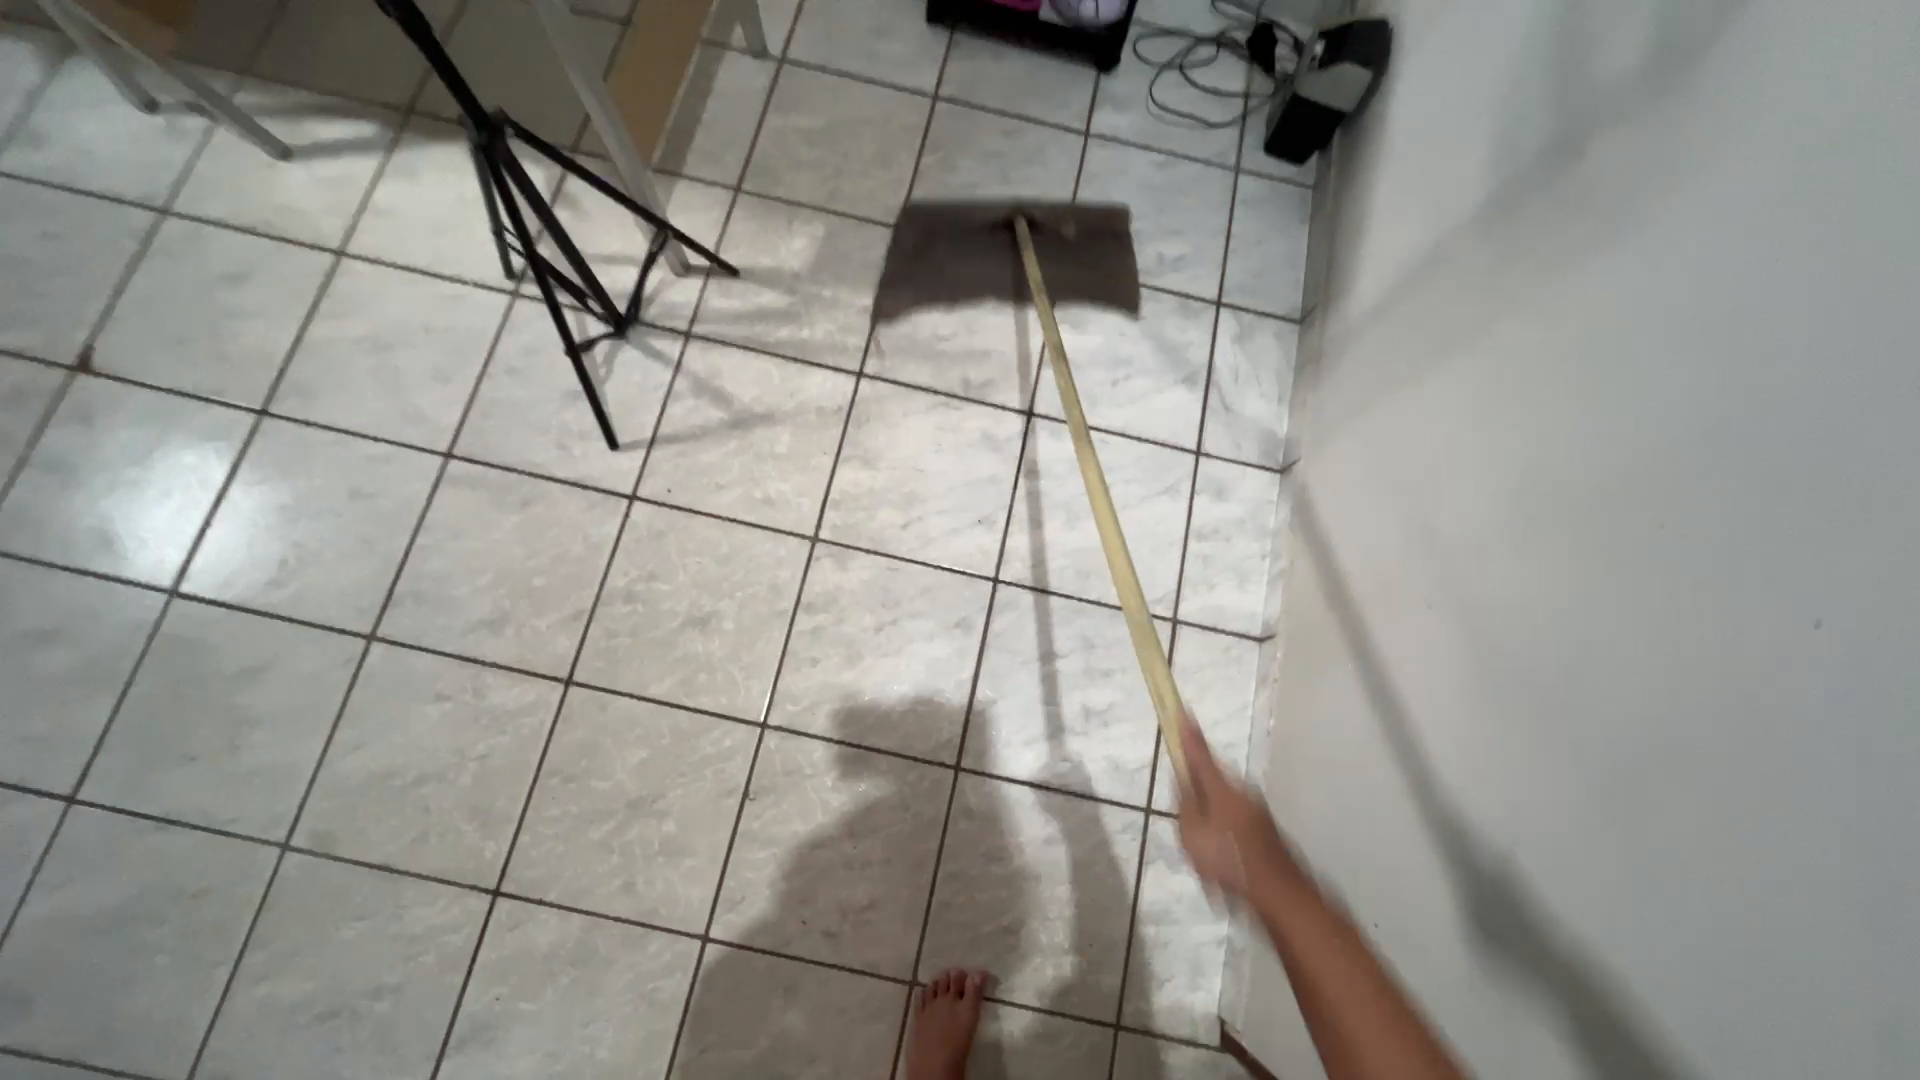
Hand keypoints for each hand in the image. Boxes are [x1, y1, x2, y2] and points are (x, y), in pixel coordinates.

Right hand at [1176, 713, 1299, 900]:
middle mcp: (1243, 793)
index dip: (1188, 734)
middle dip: (1197, 794)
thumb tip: (1184, 779)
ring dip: (1212, 820)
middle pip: (1212, 781)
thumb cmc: (1229, 863)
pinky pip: (1236, 824)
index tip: (1182, 710)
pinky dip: (1226, 837)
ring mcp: (1258, 812)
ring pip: (1224, 805)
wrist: (1281, 896)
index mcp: (1222, 789)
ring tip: (1207, 855)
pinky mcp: (1266, 832)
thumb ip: (1185, 803)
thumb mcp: (1191, 834)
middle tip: (1188, 823)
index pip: (1200, 754)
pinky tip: (1224, 865)